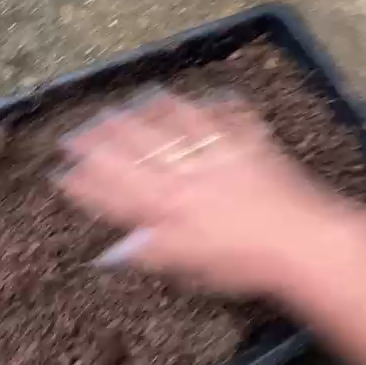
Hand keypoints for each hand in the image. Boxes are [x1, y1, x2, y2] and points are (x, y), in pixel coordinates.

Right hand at [55, 90, 365, 297]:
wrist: (302, 241)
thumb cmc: (244, 263)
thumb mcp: (190, 266)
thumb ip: (150, 251)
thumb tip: (111, 251)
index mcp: (168, 204)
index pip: (117, 189)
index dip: (87, 180)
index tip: (63, 171)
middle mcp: (185, 173)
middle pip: (136, 150)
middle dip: (102, 139)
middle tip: (78, 129)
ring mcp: (215, 154)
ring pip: (171, 127)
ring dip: (144, 114)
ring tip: (125, 102)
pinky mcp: (245, 145)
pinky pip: (220, 119)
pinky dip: (204, 107)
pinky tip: (195, 98)